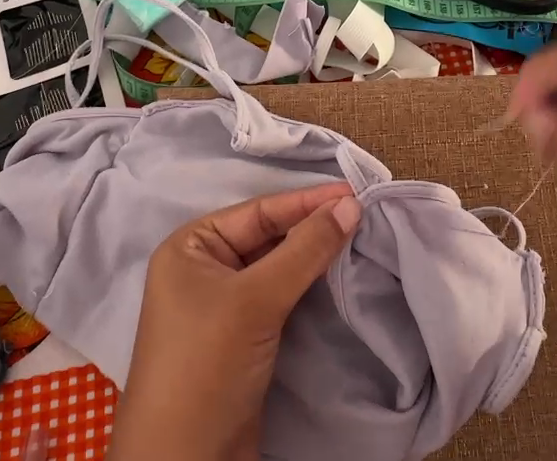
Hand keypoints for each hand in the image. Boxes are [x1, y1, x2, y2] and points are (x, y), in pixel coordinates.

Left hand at [108, 183, 362, 460]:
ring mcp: (223, 304)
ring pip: (278, 265)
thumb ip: (305, 250)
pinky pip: (281, 294)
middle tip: (364, 212)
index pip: (259, 211)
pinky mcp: (244, 335)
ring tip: (360, 236)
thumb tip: (351, 204)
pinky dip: (310, 283)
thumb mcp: (255, 301)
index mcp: (191, 247)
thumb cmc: (206, 365)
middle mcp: (204, 268)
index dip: (307, 201)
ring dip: (315, 254)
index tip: (356, 192)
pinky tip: (339, 273)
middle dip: (313, 225)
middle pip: (269, 235)